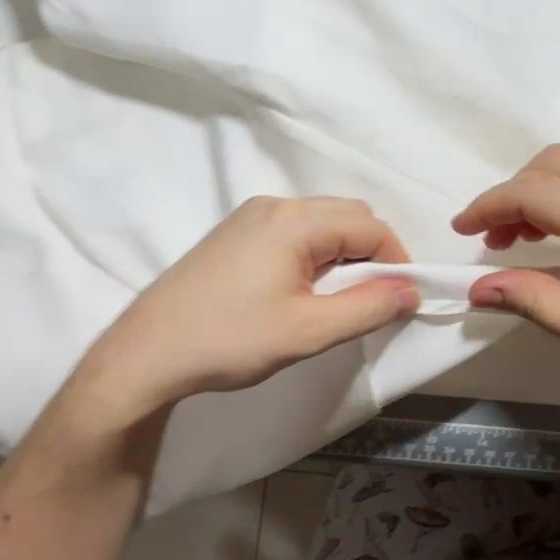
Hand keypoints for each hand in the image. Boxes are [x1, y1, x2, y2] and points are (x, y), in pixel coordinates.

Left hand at [77, 197, 419, 412]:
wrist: (149, 352)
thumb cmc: (231, 341)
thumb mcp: (308, 331)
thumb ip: (367, 308)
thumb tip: (411, 291)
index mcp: (294, 221)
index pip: (370, 225)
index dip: (396, 260)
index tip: (400, 301)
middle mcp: (273, 206)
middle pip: (347, 215)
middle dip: (372, 252)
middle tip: (371, 300)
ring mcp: (248, 217)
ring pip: (320, 222)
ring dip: (342, 253)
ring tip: (337, 300)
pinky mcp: (233, 235)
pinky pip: (292, 231)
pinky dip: (314, 253)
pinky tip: (301, 292)